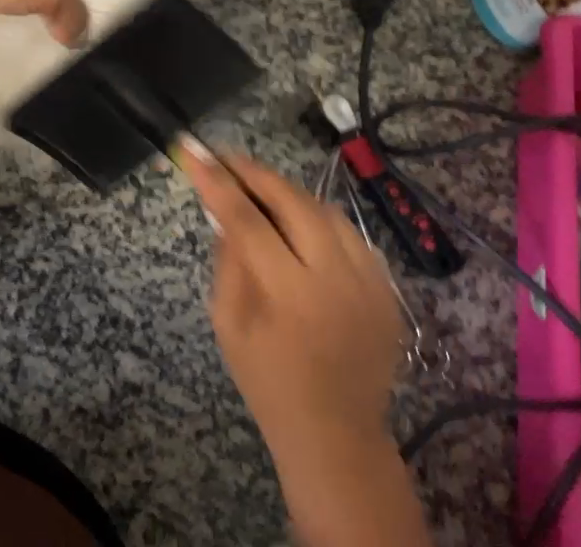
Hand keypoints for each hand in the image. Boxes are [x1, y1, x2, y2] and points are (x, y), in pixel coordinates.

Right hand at [178, 140, 403, 464]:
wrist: (335, 430)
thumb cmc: (266, 378)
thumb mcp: (227, 322)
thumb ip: (228, 261)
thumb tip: (223, 209)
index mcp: (290, 292)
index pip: (246, 218)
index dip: (216, 180)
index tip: (191, 151)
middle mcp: (336, 278)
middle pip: (295, 203)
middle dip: (255, 174)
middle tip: (223, 158)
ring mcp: (371, 282)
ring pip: (328, 212)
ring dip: (288, 193)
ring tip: (255, 186)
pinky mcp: (389, 289)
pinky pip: (351, 236)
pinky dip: (318, 219)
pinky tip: (295, 221)